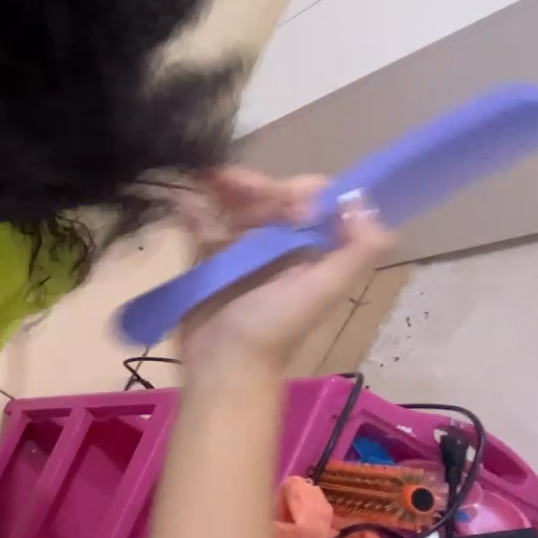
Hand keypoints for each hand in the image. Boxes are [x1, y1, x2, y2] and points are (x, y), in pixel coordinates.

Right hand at [175, 168, 393, 375]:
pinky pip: (202, 228)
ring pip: (234, 210)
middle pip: (268, 202)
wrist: (221, 362)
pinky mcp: (206, 261)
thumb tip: (358, 199)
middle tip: (218, 176)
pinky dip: (191, 211)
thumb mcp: (323, 289)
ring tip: (197, 175)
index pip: (311, 204)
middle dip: (248, 186)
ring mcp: (240, 253)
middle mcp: (280, 246)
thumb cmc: (271, 327)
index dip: (294, 191)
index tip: (274, 197)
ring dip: (218, 192)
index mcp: (314, 250)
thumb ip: (356, 248)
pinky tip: (179, 199)